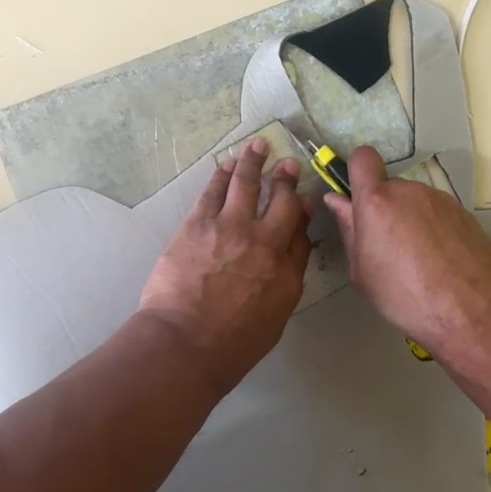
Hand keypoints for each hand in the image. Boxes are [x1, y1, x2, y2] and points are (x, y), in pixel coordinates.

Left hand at [139, 138, 312, 393]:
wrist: (186, 343)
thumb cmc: (230, 346)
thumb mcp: (274, 318)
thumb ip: (285, 281)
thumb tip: (291, 253)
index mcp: (286, 272)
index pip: (301, 232)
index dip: (303, 211)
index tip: (304, 197)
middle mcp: (265, 242)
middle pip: (281, 200)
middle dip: (286, 178)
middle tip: (288, 163)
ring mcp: (231, 227)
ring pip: (247, 182)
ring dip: (254, 161)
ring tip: (258, 145)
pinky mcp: (200, 222)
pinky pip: (214, 189)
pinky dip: (222, 173)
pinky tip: (227, 164)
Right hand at [324, 147, 490, 371]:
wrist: (472, 315)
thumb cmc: (405, 297)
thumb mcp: (362, 272)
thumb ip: (349, 229)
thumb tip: (338, 201)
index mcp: (377, 201)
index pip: (362, 158)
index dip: (358, 172)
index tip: (358, 198)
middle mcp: (409, 191)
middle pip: (390, 188)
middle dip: (386, 209)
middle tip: (390, 247)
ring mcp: (441, 200)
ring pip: (415, 202)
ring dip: (412, 220)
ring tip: (421, 260)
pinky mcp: (465, 213)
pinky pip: (439, 214)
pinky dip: (436, 230)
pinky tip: (443, 262)